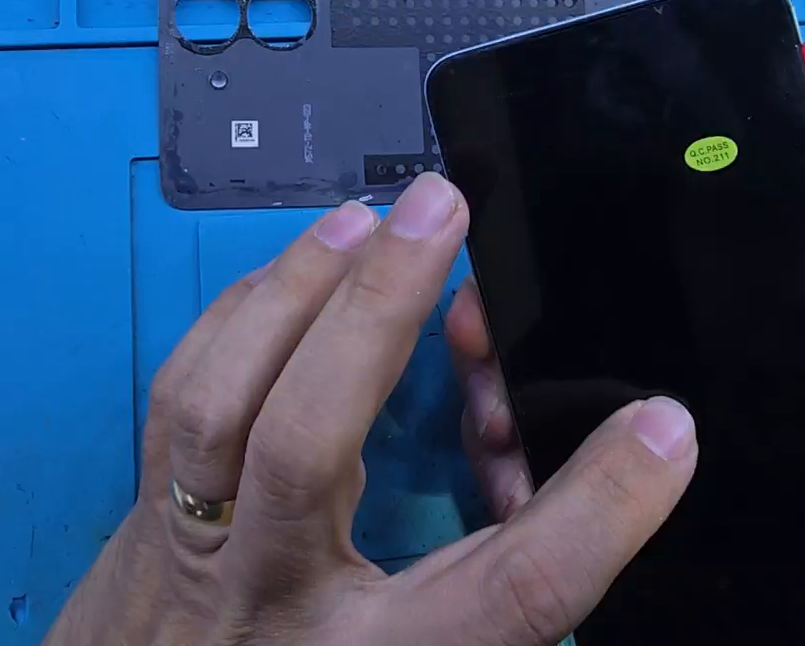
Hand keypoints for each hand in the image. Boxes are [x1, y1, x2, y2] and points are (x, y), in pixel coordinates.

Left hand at [47, 175, 698, 645]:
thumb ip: (480, 574)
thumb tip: (519, 435)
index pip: (502, 594)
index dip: (594, 513)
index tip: (661, 427)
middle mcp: (269, 597)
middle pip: (308, 445)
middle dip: (377, 310)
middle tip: (438, 207)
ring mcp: (188, 544)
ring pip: (216, 402)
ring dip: (292, 290)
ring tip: (358, 218)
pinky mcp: (143, 504)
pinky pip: (178, 392)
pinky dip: (240, 315)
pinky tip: (288, 272)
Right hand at [448, 221, 804, 615]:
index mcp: (734, 274)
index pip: (628, 235)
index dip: (562, 232)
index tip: (512, 251)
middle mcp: (672, 334)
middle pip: (560, 311)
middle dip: (502, 318)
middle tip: (478, 336)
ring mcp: (653, 413)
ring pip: (546, 386)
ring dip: (499, 391)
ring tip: (493, 419)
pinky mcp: (646, 489)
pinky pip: (571, 473)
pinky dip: (533, 476)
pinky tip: (518, 488)